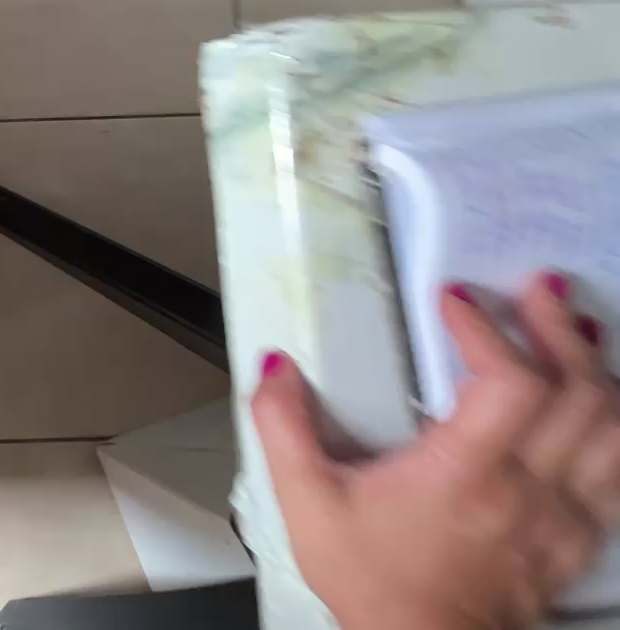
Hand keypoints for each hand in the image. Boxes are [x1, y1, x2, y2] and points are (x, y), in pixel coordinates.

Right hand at [255, 271, 619, 629]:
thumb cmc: (368, 574)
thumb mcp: (302, 494)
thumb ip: (281, 423)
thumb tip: (276, 365)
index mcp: (469, 475)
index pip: (511, 385)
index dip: (490, 331)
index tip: (453, 299)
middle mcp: (535, 491)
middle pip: (586, 398)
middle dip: (564, 332)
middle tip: (536, 287)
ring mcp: (569, 515)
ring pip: (619, 430)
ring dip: (602, 369)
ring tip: (576, 325)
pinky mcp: (578, 533)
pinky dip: (615, 419)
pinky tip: (598, 397)